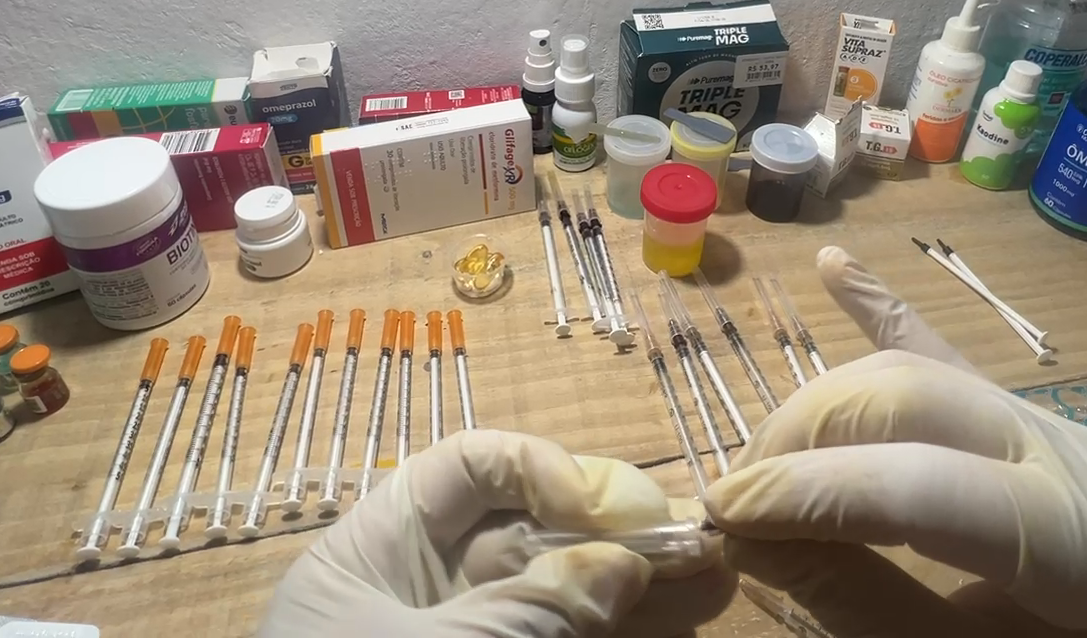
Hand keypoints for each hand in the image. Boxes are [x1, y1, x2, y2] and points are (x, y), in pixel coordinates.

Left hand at [258, 429, 733, 636]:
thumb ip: (527, 610)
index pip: (466, 467)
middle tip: (686, 530)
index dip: (536, 467)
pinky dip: (610, 628)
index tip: (594, 508)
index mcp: (380, 548)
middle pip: (526, 528)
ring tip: (705, 572)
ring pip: (556, 589)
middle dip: (606, 527)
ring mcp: (466, 632)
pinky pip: (559, 635)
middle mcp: (427, 582)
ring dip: (628, 579)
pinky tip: (668, 617)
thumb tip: (625, 565)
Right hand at [705, 247, 1086, 637]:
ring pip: (915, 369)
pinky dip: (880, 312)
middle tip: (740, 490)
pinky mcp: (1026, 418)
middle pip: (914, 398)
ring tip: (765, 445)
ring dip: (825, 400)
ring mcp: (1056, 423)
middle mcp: (1083, 458)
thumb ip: (864, 613)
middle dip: (808, 433)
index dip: (813, 493)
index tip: (727, 513)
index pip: (927, 487)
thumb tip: (749, 541)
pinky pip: (945, 356)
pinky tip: (831, 266)